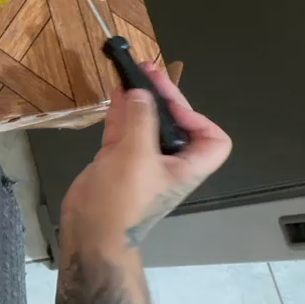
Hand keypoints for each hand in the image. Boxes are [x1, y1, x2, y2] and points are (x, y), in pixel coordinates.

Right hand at [59, 64, 229, 251]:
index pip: (212, 139)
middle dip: (163, 99)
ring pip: (146, 124)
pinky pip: (123, 131)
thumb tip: (143, 93)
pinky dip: (120, 113)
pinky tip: (114, 94)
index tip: (170, 103)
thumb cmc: (122, 199)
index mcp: (186, 166)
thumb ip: (140, 120)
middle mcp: (167, 162)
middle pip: (175, 125)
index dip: (196, 117)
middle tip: (146, 71)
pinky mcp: (117, 162)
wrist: (92, 232)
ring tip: (129, 75)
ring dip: (139, 101)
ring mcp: (141, 162)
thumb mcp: (134, 156)